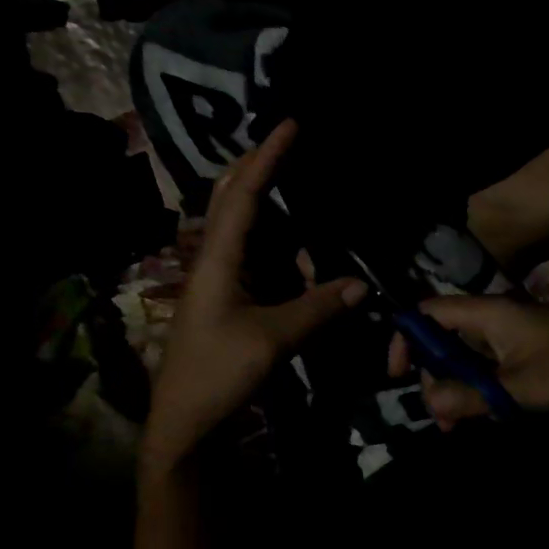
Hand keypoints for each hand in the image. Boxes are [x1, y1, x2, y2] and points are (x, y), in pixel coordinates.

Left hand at [148, 120, 366, 463]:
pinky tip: (307, 264)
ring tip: (310, 217)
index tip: (289, 124)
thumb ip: (317, 308)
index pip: (244, 196)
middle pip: (233, 199)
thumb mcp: (272, 340)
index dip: (266, 158)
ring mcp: (221, 280)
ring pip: (250, 230)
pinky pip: (261, 260)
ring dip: (279, 217)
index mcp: (217, 260)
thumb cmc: (217, 374)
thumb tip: (363, 284)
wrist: (185, 423)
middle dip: (260, 168)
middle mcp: (215, 259)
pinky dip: (285, 252)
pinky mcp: (231, 299)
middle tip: (291, 145)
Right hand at [385, 295, 548, 429]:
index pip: (429, 311)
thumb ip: (471, 395)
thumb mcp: (518, 387)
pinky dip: (479, 385)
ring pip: (466, 354)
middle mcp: (494, 316)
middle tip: (441, 416)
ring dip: (457, 386)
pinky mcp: (525, 347)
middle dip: (434, 376)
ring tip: (458, 425)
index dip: (407, 337)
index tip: (399, 373)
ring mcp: (510, 331)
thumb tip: (429, 402)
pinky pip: (488, 362)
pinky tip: (483, 412)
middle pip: (444, 337)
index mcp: (488, 312)